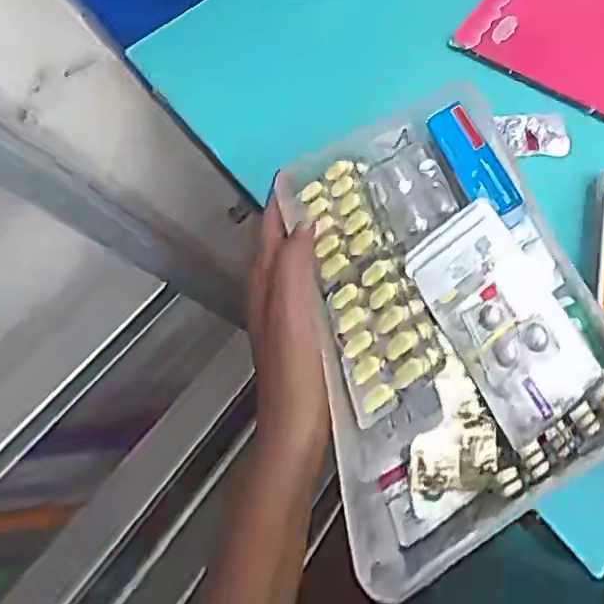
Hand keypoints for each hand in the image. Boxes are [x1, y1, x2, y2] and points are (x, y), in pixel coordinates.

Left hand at [247, 189, 331, 461]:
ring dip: (305, 240)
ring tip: (333, 222)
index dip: (278, 202)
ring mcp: (282, 315)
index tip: (293, 174)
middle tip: (320, 191)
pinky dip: (317, 267)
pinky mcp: (300, 331)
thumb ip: (293, 264)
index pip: (267, 231)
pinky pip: (305, 285)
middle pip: (275, 244)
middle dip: (292, 216)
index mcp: (265, 285)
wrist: (296, 429)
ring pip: (289, 264)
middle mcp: (268, 296)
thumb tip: (304, 222)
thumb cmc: (295, 369)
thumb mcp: (293, 310)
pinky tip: (339, 273)